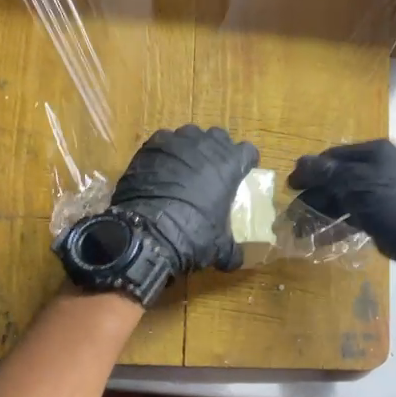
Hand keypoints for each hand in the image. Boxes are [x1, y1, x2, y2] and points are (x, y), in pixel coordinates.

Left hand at [111, 125, 259, 274]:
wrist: (147, 231)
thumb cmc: (192, 235)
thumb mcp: (219, 248)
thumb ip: (231, 251)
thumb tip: (235, 261)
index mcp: (229, 165)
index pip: (248, 151)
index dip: (246, 162)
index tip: (241, 173)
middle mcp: (205, 146)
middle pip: (219, 137)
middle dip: (218, 151)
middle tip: (212, 172)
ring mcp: (176, 142)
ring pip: (190, 135)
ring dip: (191, 148)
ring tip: (185, 168)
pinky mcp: (151, 147)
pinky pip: (163, 143)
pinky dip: (165, 153)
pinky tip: (160, 170)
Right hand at [290, 140, 395, 290]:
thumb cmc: (389, 204)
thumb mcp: (354, 184)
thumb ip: (325, 172)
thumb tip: (299, 163)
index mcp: (374, 152)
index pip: (333, 156)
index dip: (310, 170)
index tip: (290, 186)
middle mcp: (379, 168)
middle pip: (337, 179)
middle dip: (314, 196)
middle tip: (293, 214)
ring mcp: (382, 192)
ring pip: (343, 199)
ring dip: (321, 214)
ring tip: (301, 231)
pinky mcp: (384, 215)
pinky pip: (354, 216)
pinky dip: (337, 225)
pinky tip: (321, 239)